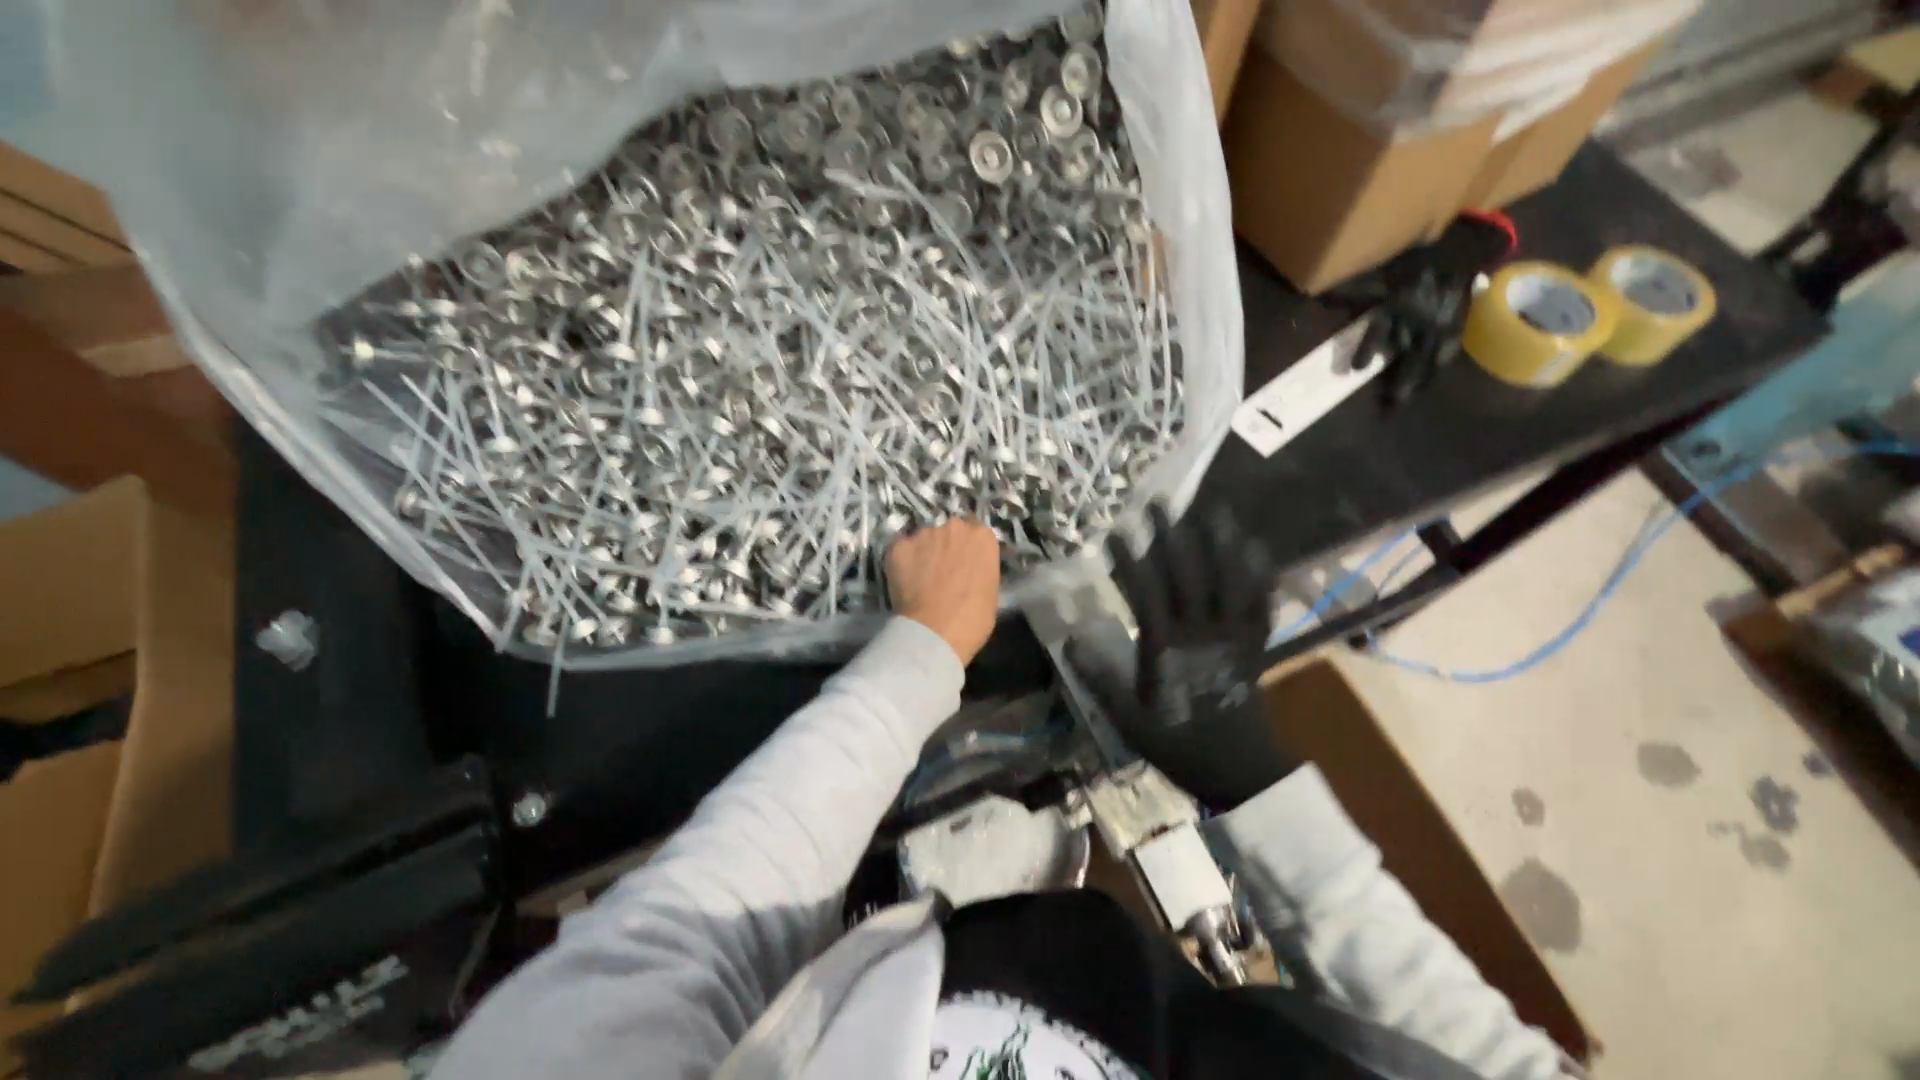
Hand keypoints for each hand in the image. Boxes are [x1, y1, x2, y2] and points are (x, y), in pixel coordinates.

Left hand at [887, 519, 1001, 665]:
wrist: (935, 631)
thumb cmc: (973, 619)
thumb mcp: (991, 591)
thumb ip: (981, 570)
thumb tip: (969, 572)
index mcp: (982, 537)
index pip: (975, 532)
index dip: (967, 549)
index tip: (963, 563)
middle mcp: (954, 527)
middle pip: (949, 532)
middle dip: (945, 547)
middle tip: (940, 571)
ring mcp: (924, 534)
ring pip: (923, 539)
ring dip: (923, 554)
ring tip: (919, 579)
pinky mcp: (899, 546)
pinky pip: (901, 551)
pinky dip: (902, 563)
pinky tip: (904, 583)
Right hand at [1069, 502, 1297, 808]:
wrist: (1242, 771)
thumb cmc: (1181, 746)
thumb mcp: (1131, 721)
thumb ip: (1102, 679)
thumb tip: (1073, 638)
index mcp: (1169, 649)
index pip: (1146, 592)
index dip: (1129, 561)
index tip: (1114, 533)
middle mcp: (1203, 632)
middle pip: (1188, 574)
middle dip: (1171, 536)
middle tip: (1159, 504)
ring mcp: (1234, 636)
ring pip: (1230, 580)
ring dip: (1220, 543)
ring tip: (1213, 511)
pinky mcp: (1256, 645)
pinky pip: (1262, 603)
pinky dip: (1261, 574)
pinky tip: (1258, 551)